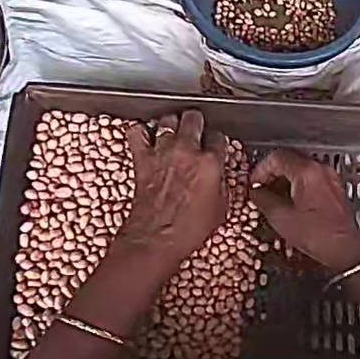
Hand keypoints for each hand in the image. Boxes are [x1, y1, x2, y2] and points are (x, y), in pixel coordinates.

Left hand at [116, 111, 227, 272]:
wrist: (156, 239)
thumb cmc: (188, 230)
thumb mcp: (220, 209)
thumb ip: (222, 185)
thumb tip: (219, 177)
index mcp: (210, 163)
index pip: (219, 138)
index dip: (218, 141)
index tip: (217, 145)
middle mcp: (187, 151)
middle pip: (194, 119)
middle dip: (197, 122)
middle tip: (197, 128)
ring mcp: (162, 152)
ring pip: (168, 120)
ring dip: (172, 123)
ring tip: (174, 130)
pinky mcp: (141, 158)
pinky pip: (137, 132)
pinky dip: (141, 131)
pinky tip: (147, 136)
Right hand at [249, 149, 359, 268]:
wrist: (344, 249)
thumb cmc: (317, 234)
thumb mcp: (280, 217)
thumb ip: (263, 199)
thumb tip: (255, 191)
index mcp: (306, 171)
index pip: (277, 157)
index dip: (260, 169)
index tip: (253, 183)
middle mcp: (320, 170)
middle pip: (290, 159)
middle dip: (272, 173)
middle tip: (260, 188)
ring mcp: (330, 179)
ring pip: (300, 169)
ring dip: (284, 179)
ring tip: (273, 198)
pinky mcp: (334, 190)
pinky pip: (311, 179)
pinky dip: (297, 186)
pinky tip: (290, 203)